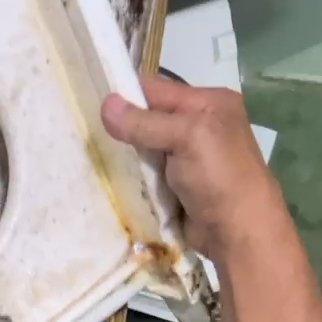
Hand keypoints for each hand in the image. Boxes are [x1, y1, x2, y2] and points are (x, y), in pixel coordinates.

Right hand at [102, 75, 292, 260]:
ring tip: (90, 157)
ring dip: (122, 156)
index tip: (88, 103)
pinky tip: (109, 179)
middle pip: (147, 119)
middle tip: (85, 134)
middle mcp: (196, 126)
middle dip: (120, 127)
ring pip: (142, 149)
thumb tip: (104, 104)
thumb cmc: (219, 177)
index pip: (156, 89)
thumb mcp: (186, 138)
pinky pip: (144, 174)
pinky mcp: (174, 185)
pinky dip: (129, 177)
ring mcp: (184, 158)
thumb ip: (145, 123)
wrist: (236, 231)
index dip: (125, 94)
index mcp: (207, 103)